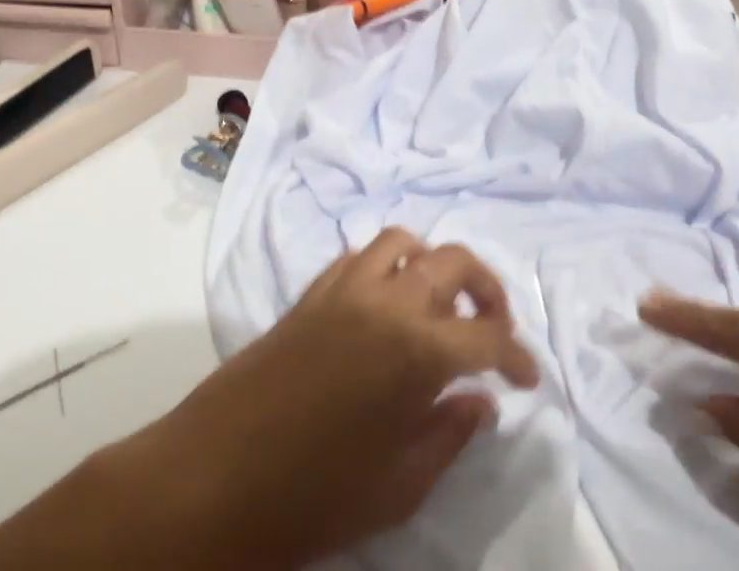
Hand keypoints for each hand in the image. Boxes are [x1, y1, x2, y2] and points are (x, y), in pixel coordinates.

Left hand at [120, 230, 536, 568]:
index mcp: (417, 350)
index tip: (528, 380)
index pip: (488, 339)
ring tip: (440, 305)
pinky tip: (385, 305)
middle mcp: (384, 303)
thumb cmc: (312, 495)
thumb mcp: (399, 486)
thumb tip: (480, 400)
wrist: (210, 480)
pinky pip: (356, 258)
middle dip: (487, 291)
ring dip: (432, 265)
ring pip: (401, 243)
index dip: (518, 358)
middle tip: (493, 331)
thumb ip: (449, 434)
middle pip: (453, 263)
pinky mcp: (307, 296)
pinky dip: (384, 267)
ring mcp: (341, 293)